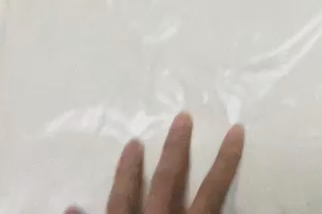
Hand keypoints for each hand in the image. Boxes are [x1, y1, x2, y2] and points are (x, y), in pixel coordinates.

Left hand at [83, 112, 245, 213]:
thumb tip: (250, 207)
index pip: (212, 189)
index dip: (226, 159)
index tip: (236, 128)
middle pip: (166, 181)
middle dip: (175, 149)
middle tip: (181, 117)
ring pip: (123, 199)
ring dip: (128, 171)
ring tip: (132, 143)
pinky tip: (71, 205)